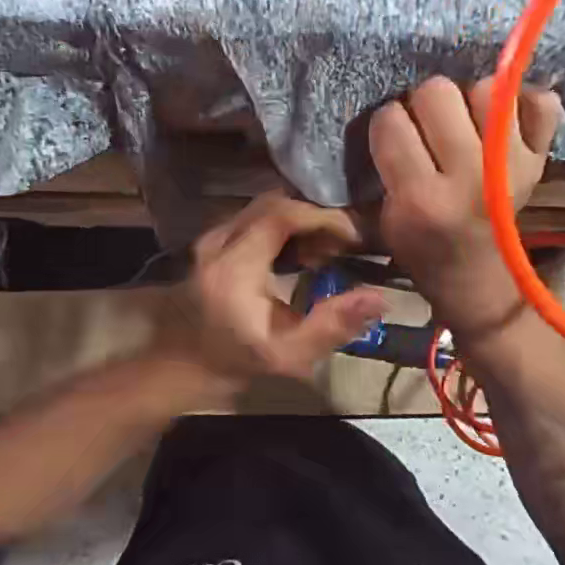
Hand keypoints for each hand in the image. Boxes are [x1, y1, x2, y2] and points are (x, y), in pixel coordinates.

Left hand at [157, 191, 388, 388]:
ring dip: (303, 221)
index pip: (281, 215)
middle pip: (276, 203)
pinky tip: (305, 254)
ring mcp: (214, 236)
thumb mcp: (289, 354)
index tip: (354, 236)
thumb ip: (332, 325)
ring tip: (329, 251)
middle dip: (317, 217)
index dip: (323, 217)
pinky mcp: (216, 237)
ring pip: (267, 206)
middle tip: (346, 244)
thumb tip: (379, 298)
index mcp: (234, 267)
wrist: (184, 362)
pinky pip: (258, 215)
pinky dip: (287, 226)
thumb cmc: (237, 361)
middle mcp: (220, 241)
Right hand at [369, 76, 561, 341]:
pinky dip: (524, 104)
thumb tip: (396, 107)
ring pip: (484, 88)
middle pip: (436, 92)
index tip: (395, 139)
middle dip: (424, 105)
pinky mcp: (540, 160)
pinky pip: (542, 102)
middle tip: (428, 129)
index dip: (388, 124)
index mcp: (422, 198)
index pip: (391, 120)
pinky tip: (502, 122)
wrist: (477, 279)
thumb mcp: (385, 216)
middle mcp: (471, 176)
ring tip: (464, 126)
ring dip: (469, 101)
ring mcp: (512, 165)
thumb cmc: (421, 246)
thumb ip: (386, 163)